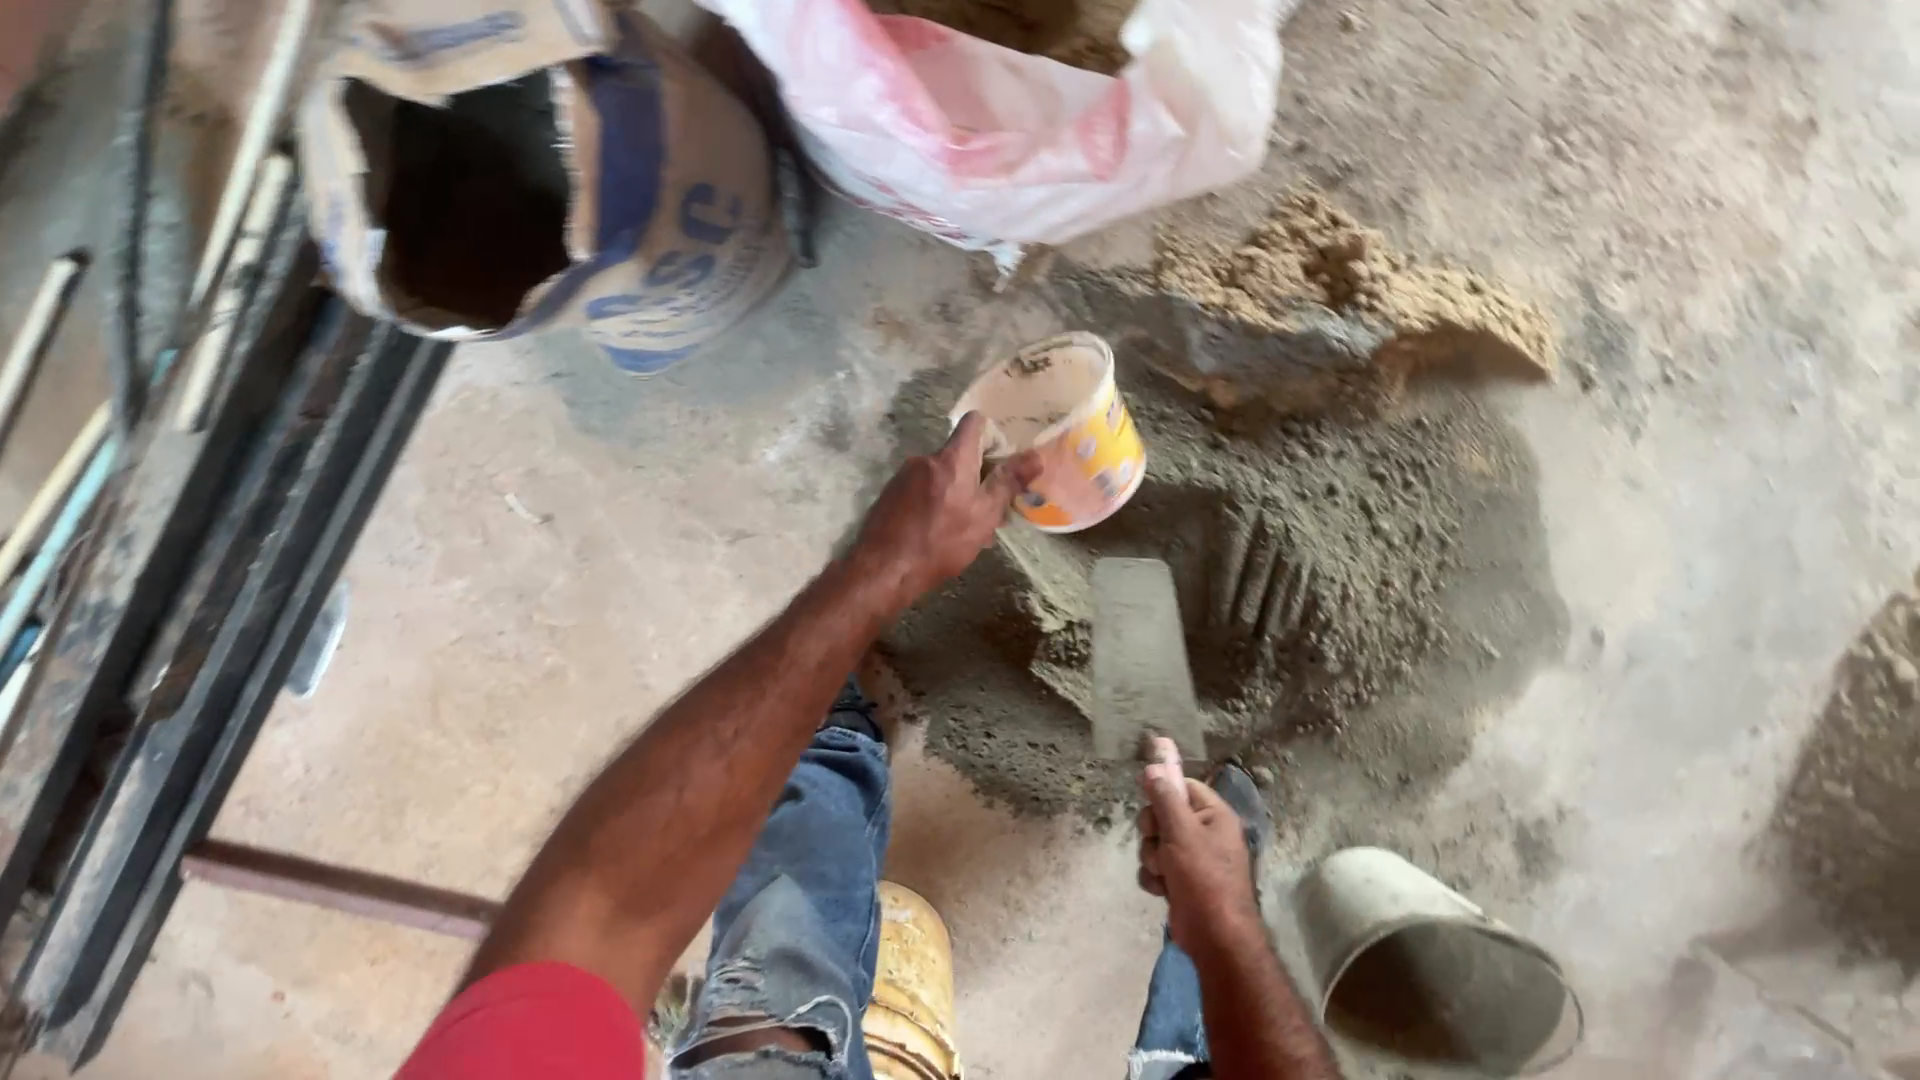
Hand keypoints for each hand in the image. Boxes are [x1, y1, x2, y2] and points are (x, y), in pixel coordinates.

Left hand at [851, 412, 1039, 611]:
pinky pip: (922, 490)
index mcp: (951, 458)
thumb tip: (1035, 455)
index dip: (993, 434)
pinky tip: (940, 534)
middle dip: (978, 476)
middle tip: (991, 509)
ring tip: (966, 529)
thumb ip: (1008, 483)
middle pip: (958, 454)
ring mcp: (903, 476)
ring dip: (957, 494)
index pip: (974, 423)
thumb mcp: (983, 516)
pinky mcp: (890, 495)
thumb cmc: (939, 543)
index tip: (1003, 460)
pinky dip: (936, 503)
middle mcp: (925, 459)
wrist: (883, 570)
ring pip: (941, 476)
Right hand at [1137, 738, 1263, 955]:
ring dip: (1152, 857)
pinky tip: (1162, 889)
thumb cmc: (1203, 878)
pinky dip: (1154, 877)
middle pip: (1164, 814)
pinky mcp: (1181, 881)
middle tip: (1159, 843)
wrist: (1215, 937)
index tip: (1147, 797)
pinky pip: (1156, 867)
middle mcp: (1206, 833)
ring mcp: (1193, 859)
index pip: (1184, 787)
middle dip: (1153, 831)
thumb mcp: (1182, 832)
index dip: (1164, 791)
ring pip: (1156, 842)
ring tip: (1165, 873)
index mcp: (1215, 816)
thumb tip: (1153, 767)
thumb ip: (1164, 798)